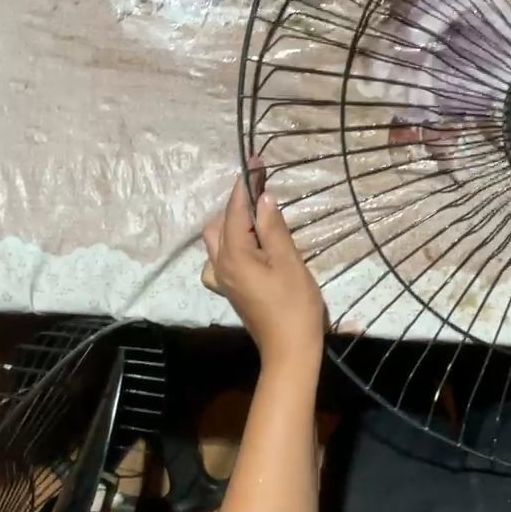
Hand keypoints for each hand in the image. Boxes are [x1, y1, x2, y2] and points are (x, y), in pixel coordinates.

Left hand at [201, 167, 325, 368]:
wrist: (290, 349)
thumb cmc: (295, 305)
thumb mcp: (289, 261)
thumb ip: (273, 228)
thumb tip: (263, 198)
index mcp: (234, 255)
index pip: (235, 210)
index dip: (245, 184)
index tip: (255, 162)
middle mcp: (220, 265)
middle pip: (218, 224)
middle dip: (236, 204)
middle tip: (262, 190)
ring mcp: (222, 280)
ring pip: (215, 241)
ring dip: (230, 223)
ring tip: (255, 217)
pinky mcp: (229, 290)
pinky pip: (218, 260)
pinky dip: (228, 246)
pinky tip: (246, 248)